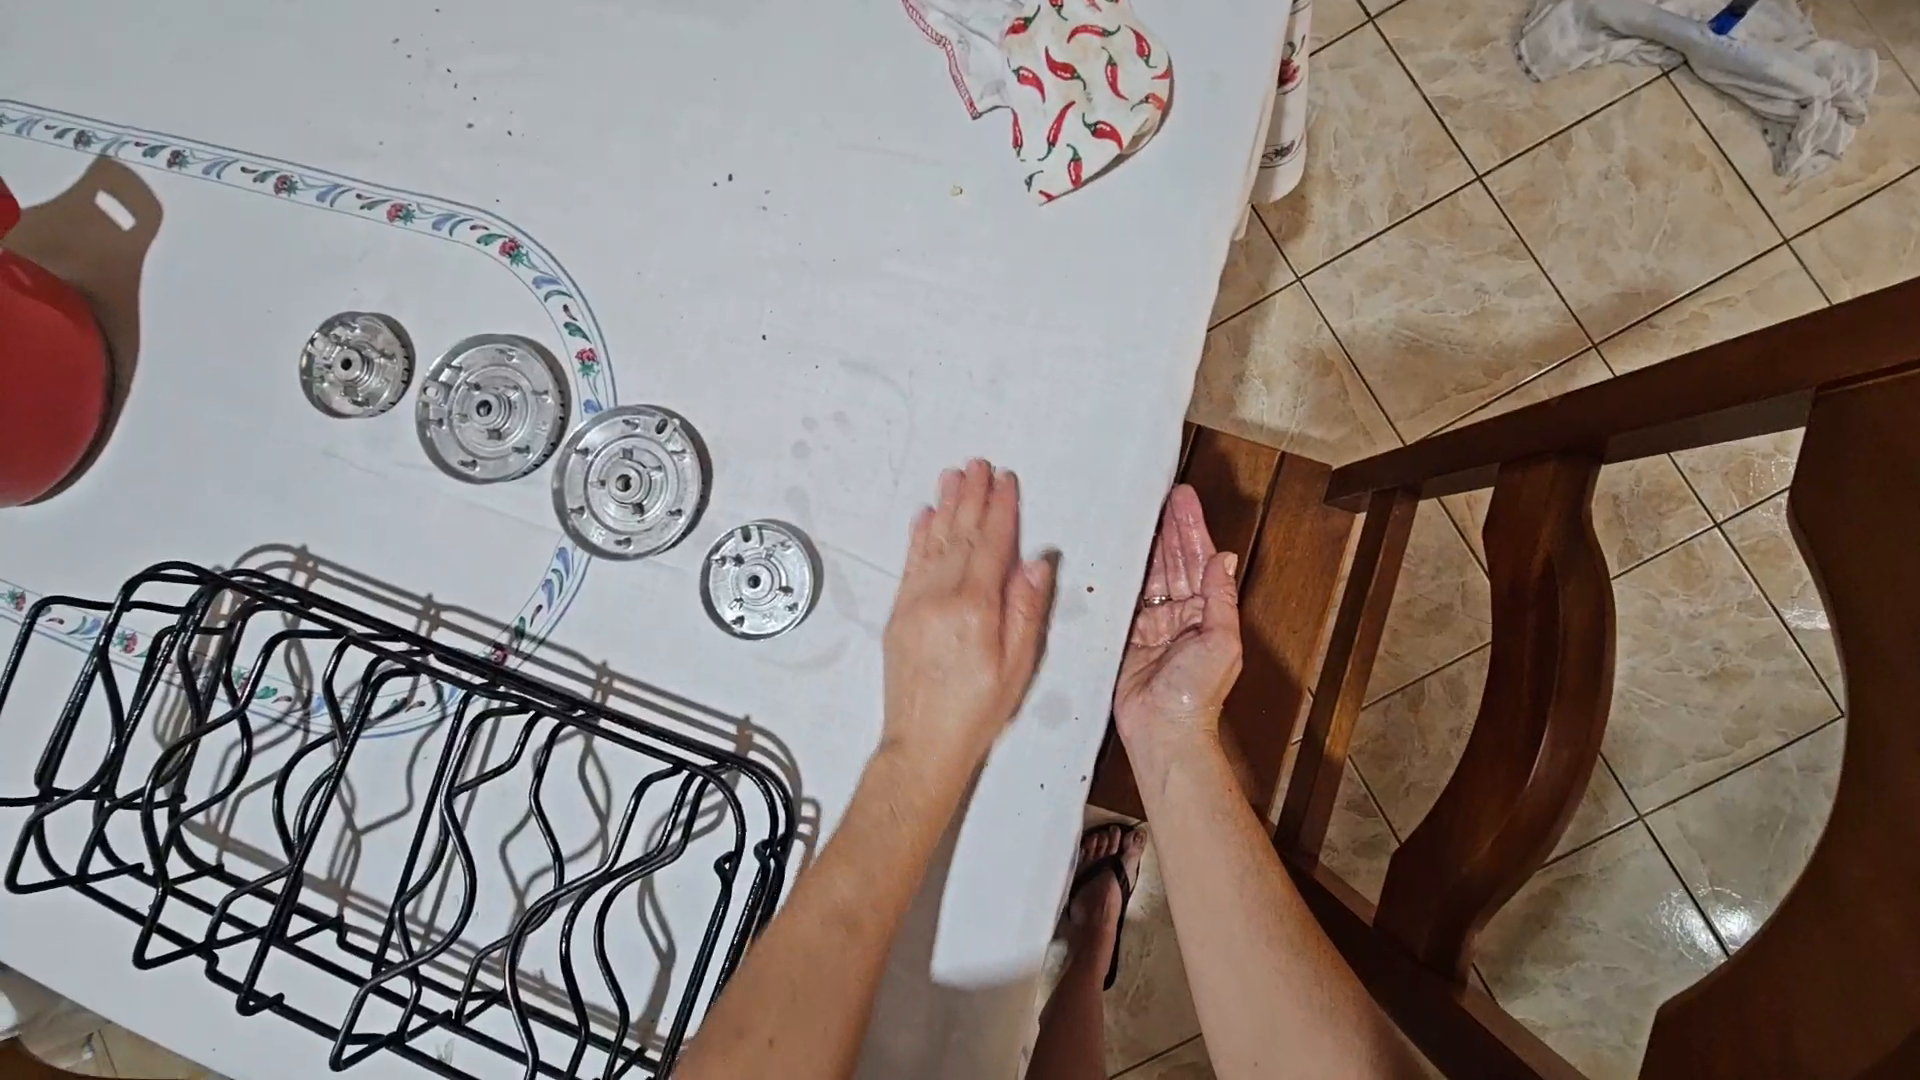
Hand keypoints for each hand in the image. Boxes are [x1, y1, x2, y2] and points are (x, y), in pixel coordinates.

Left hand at [882, 460, 1057, 776]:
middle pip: (960, 535)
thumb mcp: (1018, 666)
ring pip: (932, 543)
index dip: (1001, 510)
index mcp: (975, 608)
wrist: (922, 744)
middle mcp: (940, 597)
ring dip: (945, 507)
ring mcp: (914, 603)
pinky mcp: (899, 613)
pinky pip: (910, 564)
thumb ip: (1026, 610)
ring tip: (953, 476)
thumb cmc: (977, 710)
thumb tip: (1037, 562)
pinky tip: (925, 516)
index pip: (992, 546)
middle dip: (972, 497)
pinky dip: (918, 537)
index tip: (1006, 481)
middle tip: (977, 464)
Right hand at [1114, 485, 1241, 753]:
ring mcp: (1153, 623)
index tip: (1185, 501)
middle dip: (1172, 527)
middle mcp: (1181, 615)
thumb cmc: (1197, 695)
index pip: (1200, 561)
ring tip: (1144, 512)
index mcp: (1207, 615)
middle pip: (1175, 561)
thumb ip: (1220, 599)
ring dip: (1150, 543)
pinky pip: (1126, 597)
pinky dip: (1124, 573)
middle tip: (1166, 495)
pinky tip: (1120, 551)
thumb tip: (1223, 559)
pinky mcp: (1127, 635)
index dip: (1193, 529)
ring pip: (1151, 573)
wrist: (1164, 731)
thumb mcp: (1221, 642)